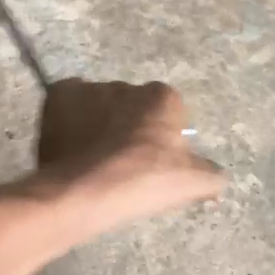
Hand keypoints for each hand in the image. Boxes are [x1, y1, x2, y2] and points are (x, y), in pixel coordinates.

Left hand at [35, 79, 222, 211]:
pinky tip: (71, 146)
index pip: (168, 111)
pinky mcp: (58, 96)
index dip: (162, 136)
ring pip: (99, 105)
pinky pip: (68, 105)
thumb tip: (215, 176)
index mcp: (161, 97)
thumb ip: (212, 175)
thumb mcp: (192, 184)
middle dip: (129, 127)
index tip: (154, 162)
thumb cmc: (144, 181)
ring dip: (99, 123)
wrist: (86, 189)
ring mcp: (89, 88)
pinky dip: (70, 120)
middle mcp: (125, 85)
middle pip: (132, 107)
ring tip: (94, 158)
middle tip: (123, 162)